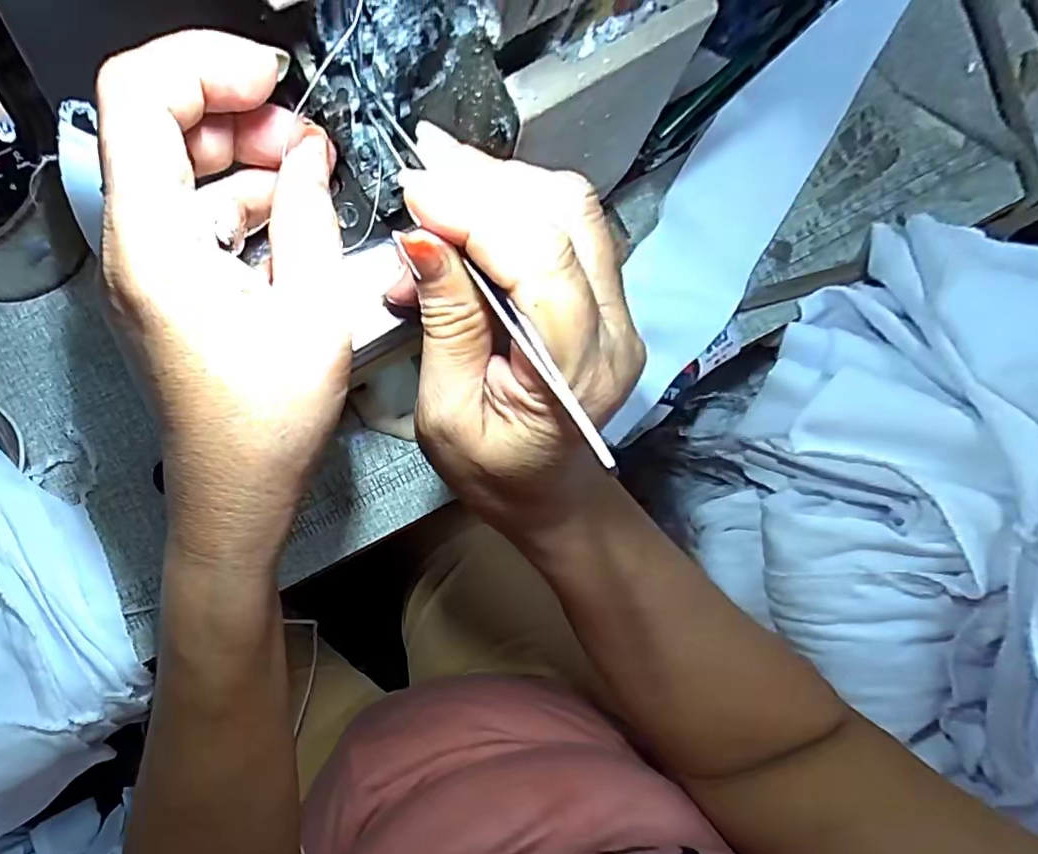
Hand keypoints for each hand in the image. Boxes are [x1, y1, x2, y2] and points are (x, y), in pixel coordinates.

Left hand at [96, 32, 348, 568]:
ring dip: (240, 161)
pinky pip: (189, 221)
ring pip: (176, 174)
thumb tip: (308, 160)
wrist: (235, 495)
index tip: (272, 80)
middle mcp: (133, 255)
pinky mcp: (165, 296)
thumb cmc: (264, 433)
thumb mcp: (313, 314)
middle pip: (157, 128)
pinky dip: (235, 205)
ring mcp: (145, 276)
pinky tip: (284, 219)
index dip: (207, 64)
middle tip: (304, 139)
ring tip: (306, 179)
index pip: (142, 95)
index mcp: (155, 250)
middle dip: (235, 113)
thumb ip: (309, 217)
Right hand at [389, 125, 644, 538]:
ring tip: (442, 189)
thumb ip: (446, 324)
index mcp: (573, 375)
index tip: (418, 191)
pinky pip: (568, 230)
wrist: (544, 494)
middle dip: (487, 185)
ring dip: (502, 187)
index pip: (539, 261)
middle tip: (423, 175)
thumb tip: (424, 242)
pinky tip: (472, 213)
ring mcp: (619, 311)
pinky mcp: (606, 299)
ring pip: (571, 210)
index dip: (477, 213)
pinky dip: (515, 209)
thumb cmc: (494, 473)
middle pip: (565, 217)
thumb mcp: (447, 412)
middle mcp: (613, 332)